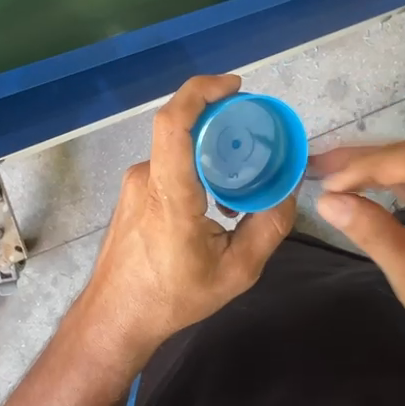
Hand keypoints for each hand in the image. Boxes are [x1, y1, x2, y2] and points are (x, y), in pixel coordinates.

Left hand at [73, 74, 296, 361]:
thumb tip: (290, 191)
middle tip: (257, 139)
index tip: (234, 86)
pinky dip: (195, 171)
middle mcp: (147, 178)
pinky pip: (169, 166)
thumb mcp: (236, 272)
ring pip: (179, 152)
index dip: (201, 91)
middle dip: (223, 124)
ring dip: (210, 156)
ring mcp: (134, 183)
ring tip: (240, 185)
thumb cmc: (171, 297)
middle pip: (184, 130)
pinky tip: (215, 203)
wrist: (114, 318)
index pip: (174, 123)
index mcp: (170, 194)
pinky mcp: (131, 193)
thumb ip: (269, 228)